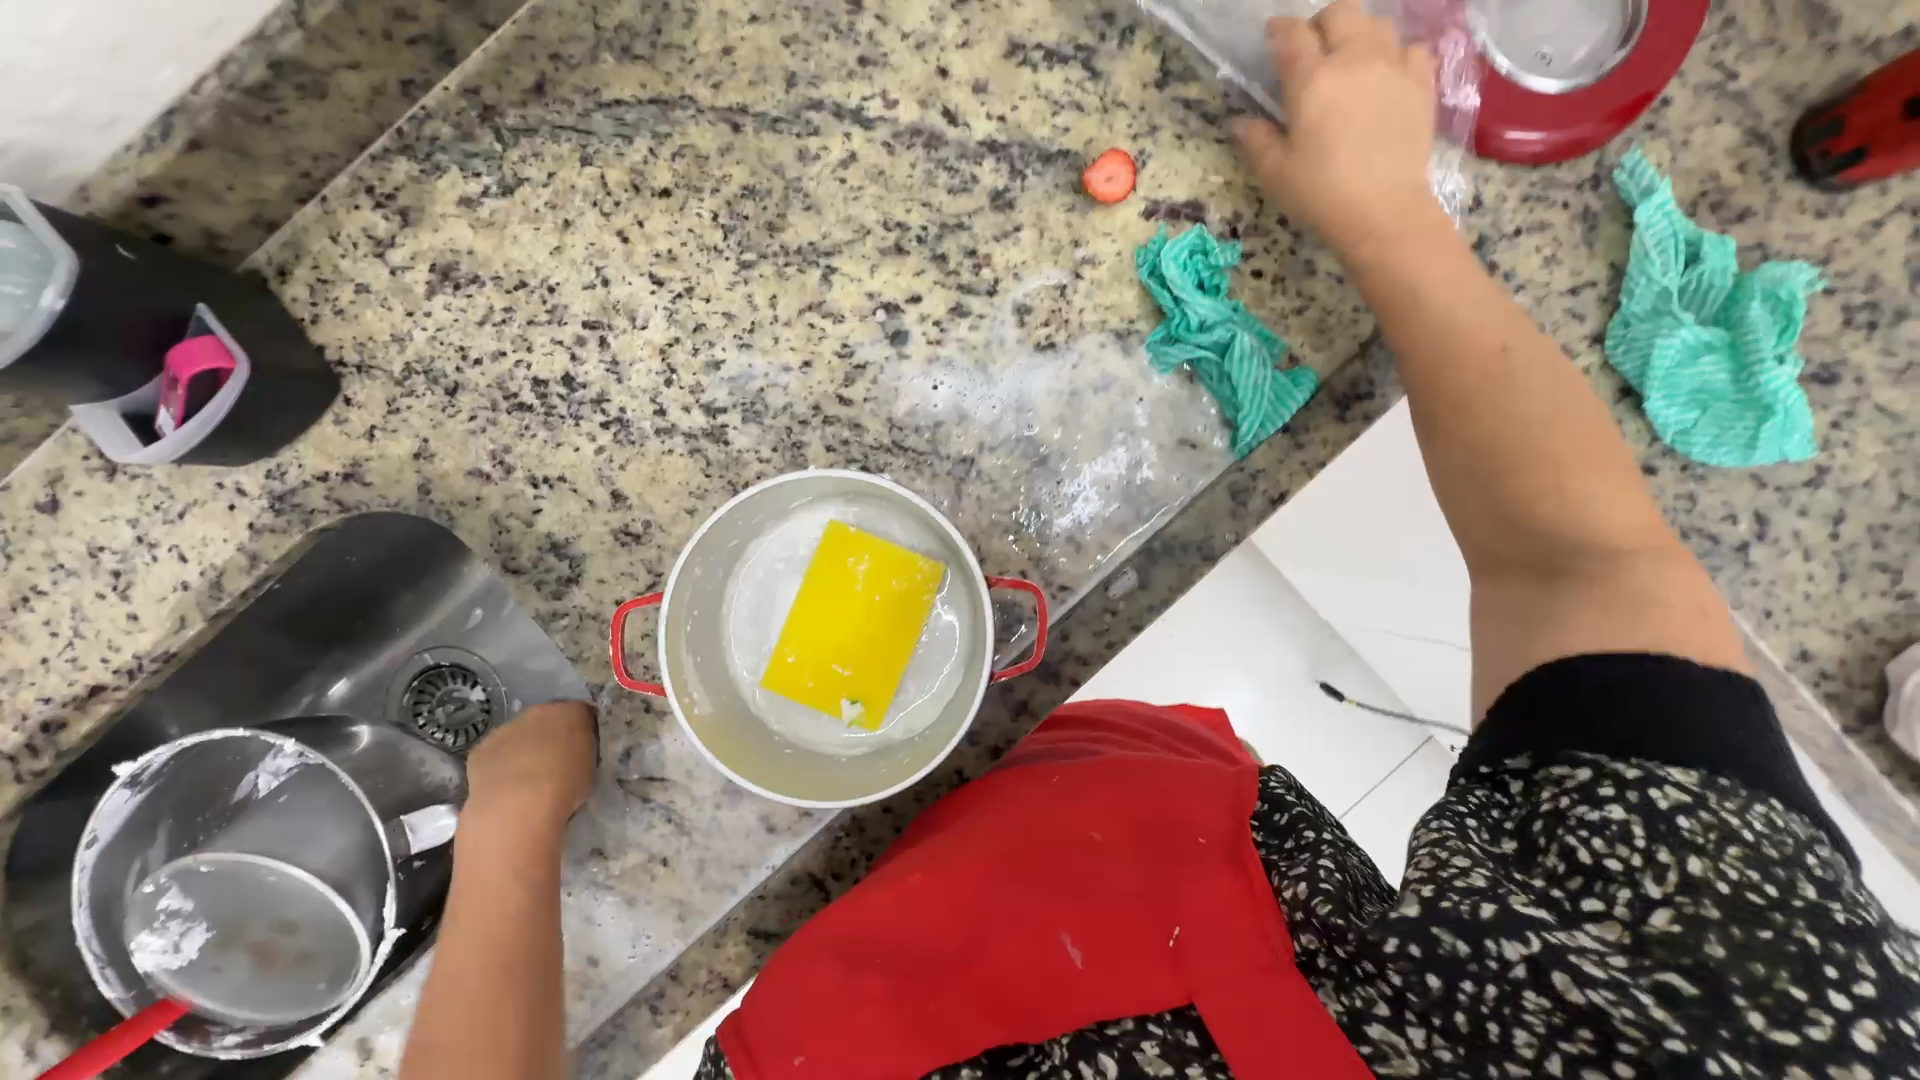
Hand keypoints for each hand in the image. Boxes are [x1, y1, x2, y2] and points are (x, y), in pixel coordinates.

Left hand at [463, 701, 597, 826]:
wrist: (519, 804)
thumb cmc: (566, 785)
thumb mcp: (591, 768)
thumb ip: (584, 753)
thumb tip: (577, 756)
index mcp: (571, 713)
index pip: (581, 713)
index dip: (581, 730)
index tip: (581, 748)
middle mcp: (538, 712)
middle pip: (545, 720)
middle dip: (548, 737)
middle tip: (554, 763)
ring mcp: (505, 728)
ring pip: (516, 736)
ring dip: (521, 751)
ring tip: (526, 780)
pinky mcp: (480, 749)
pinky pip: (494, 755)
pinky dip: (498, 766)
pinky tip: (503, 787)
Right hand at [1232, 0, 1441, 260]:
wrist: (1382, 210)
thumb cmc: (1320, 193)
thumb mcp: (1275, 173)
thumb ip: (1256, 140)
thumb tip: (1242, 122)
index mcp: (1311, 80)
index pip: (1292, 35)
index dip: (1279, 31)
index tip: (1272, 37)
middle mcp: (1354, 60)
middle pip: (1340, 12)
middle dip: (1321, 23)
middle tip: (1312, 48)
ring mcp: (1393, 66)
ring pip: (1376, 24)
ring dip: (1358, 35)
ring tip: (1349, 62)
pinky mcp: (1421, 83)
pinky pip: (1411, 48)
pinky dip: (1396, 55)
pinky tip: (1386, 77)